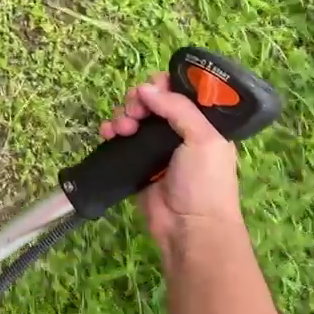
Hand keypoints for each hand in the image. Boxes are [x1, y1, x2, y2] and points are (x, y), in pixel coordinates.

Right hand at [98, 73, 244, 252]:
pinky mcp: (136, 159)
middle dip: (138, 100)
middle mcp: (179, 132)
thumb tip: (144, 88)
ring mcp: (156, 146)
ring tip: (122, 129)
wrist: (188, 228)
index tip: (152, 89)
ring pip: (133, 114)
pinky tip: (108, 134)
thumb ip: (177, 108)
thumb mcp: (203, 140)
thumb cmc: (204, 183)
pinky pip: (119, 135)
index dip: (164, 85)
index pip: (181, 92)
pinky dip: (111, 129)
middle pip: (152, 100)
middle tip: (136, 112)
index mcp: (203, 125)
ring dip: (123, 114)